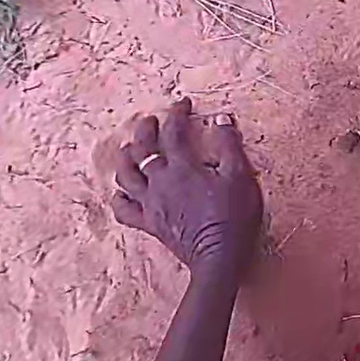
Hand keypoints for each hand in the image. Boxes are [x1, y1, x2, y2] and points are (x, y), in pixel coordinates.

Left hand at [111, 98, 263, 283]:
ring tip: (130, 148)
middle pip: (141, 149)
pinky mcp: (149, 224)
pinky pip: (124, 210)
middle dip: (144, 130)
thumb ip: (229, 144)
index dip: (176, 114)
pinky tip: (122, 191)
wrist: (219, 257)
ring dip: (125, 158)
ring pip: (125, 175)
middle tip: (151, 121)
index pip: (173, 132)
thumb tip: (221, 118)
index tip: (183, 103)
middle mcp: (160, 182)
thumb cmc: (233, 216)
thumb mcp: (240, 176)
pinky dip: (120, 197)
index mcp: (182, 167)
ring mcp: (151, 204)